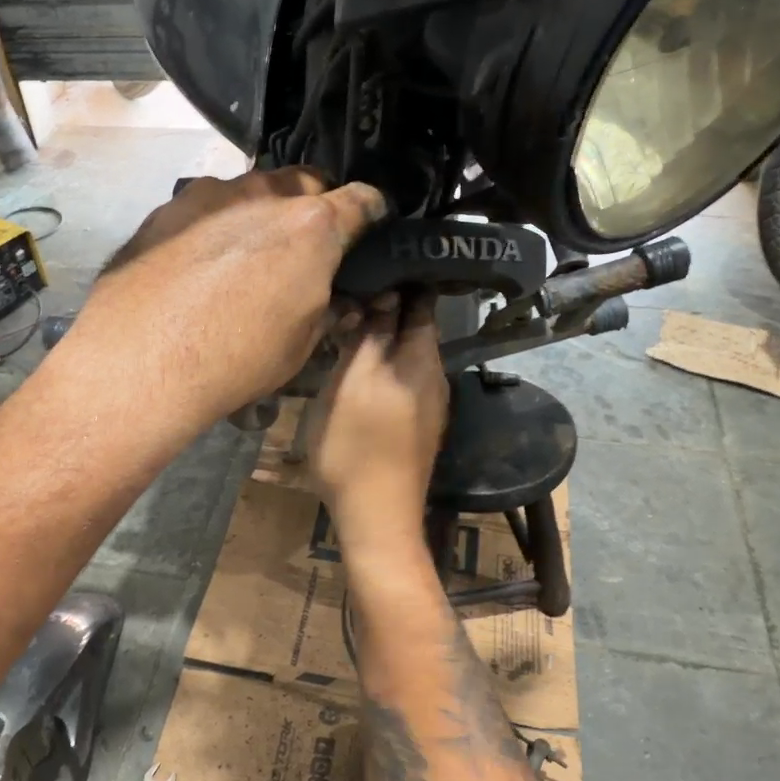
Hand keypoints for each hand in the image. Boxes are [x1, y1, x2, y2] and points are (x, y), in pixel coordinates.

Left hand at [62, 168, 386, 426]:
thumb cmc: (234, 361)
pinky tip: (200, 266)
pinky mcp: (167, 208)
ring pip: (252, 192)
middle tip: (301, 253)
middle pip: (305, 185)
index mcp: (312, 226)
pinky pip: (206, 208)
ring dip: (260, 216)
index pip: (362, 201)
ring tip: (244, 260)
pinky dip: (215, 227)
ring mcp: (210, 195)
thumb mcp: (300, 347)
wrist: (140, 364)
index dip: (371, 217)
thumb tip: (339, 298)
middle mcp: (264, 194)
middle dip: (312, 210)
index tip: (367, 234)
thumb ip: (327, 308)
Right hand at [309, 292, 448, 545]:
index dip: (401, 278)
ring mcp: (427, 405)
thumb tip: (387, 291)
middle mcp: (434, 376)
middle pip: (413, 328)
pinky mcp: (414, 428)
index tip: (373, 262)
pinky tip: (356, 372)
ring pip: (405, 356)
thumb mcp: (352, 382)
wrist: (377, 518)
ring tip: (345, 329)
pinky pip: (400, 381)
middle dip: (385, 308)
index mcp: (422, 357)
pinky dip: (381, 367)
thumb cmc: (356, 446)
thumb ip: (371, 335)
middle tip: (347, 295)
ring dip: (381, 340)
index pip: (421, 300)